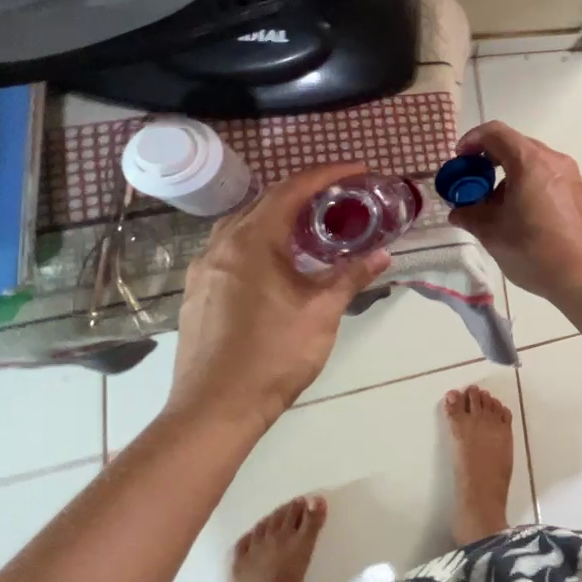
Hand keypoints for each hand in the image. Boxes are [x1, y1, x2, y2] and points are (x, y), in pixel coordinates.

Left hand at [164, 163, 390, 429]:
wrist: (214, 410)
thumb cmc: (274, 355)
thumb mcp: (323, 311)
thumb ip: (351, 275)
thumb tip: (382, 254)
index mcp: (251, 244)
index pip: (291, 190)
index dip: (328, 174)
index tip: (359, 170)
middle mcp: (221, 248)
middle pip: (265, 201)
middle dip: (306, 190)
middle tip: (343, 193)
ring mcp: (204, 271)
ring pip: (244, 223)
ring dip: (281, 213)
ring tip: (315, 222)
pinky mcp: (199, 293)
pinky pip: (232, 247)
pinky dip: (262, 237)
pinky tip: (283, 259)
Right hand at [448, 122, 581, 302]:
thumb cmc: (533, 249)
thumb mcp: (492, 233)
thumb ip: (471, 215)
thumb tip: (459, 211)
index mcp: (530, 162)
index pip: (496, 132)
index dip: (472, 141)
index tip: (458, 161)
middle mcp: (553, 160)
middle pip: (515, 145)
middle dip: (488, 160)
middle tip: (471, 185)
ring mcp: (569, 174)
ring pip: (531, 161)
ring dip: (508, 174)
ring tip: (493, 206)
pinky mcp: (577, 190)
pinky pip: (546, 174)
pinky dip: (526, 182)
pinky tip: (517, 212)